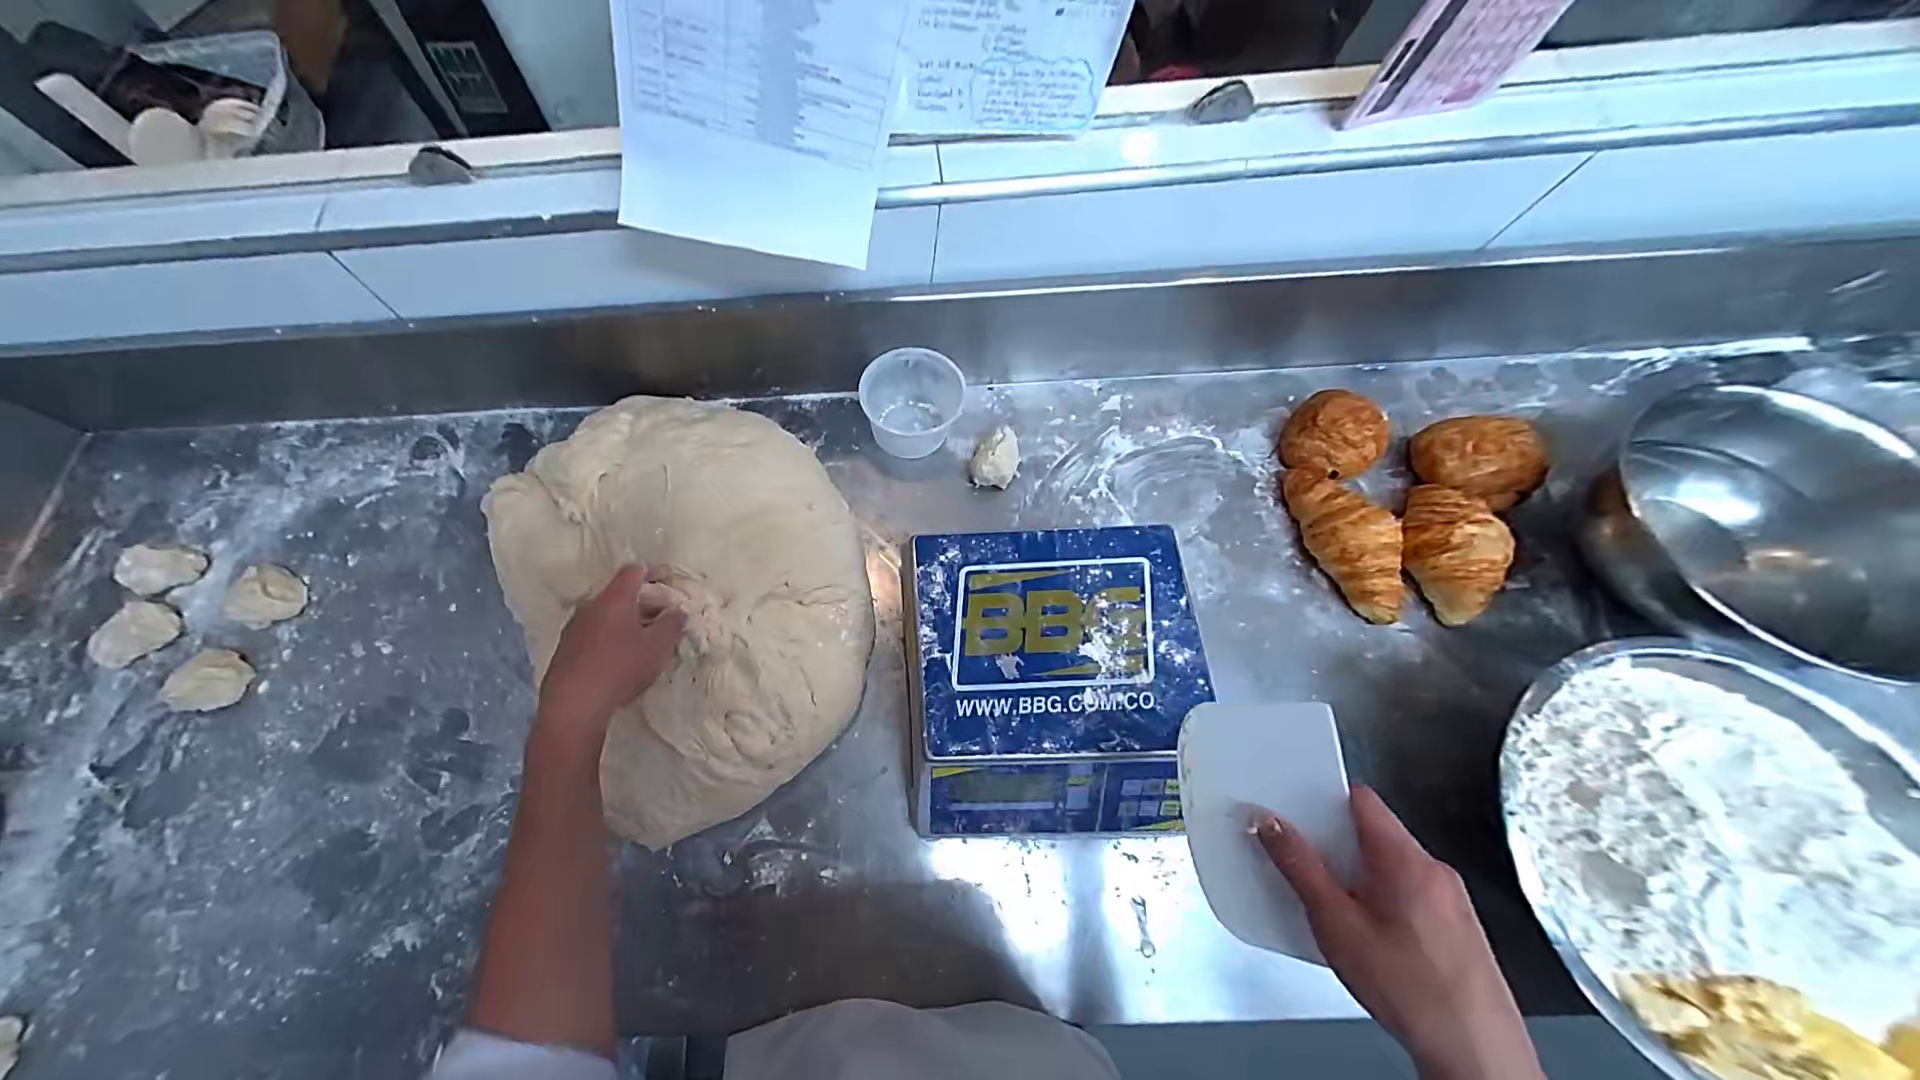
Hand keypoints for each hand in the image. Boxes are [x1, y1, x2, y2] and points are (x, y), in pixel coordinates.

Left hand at [534, 564, 685, 744]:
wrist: (573, 704)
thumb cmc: (621, 667)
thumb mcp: (658, 646)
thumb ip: (672, 624)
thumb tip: (679, 612)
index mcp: (614, 599)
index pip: (633, 571)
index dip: (653, 571)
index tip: (668, 581)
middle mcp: (591, 606)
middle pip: (620, 593)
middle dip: (644, 601)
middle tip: (663, 616)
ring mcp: (575, 627)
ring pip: (606, 614)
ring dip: (627, 620)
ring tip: (645, 639)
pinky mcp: (566, 648)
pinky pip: (594, 631)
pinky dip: (611, 635)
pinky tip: (621, 657)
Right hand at [1257, 787, 1543, 1079]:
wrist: (1477, 1057)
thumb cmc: (1416, 995)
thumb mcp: (1335, 922)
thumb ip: (1299, 865)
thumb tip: (1272, 825)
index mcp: (1406, 859)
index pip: (1359, 798)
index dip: (1322, 798)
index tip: (1295, 811)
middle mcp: (1435, 871)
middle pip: (1371, 830)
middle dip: (1334, 844)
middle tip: (1307, 866)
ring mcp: (1451, 899)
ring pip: (1388, 862)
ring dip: (1356, 874)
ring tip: (1336, 910)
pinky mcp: (1456, 925)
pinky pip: (1408, 890)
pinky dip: (1379, 898)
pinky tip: (1365, 934)